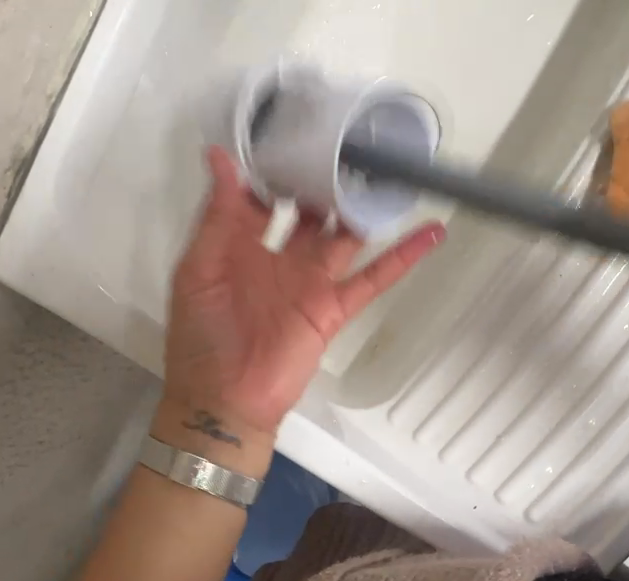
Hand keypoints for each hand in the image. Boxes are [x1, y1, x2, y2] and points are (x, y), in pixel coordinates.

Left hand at [157, 146, 445, 465]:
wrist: (225, 400)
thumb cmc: (201, 338)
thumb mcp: (197, 269)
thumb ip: (216, 215)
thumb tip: (221, 157)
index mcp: (239, 246)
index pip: (260, 196)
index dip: (272, 168)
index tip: (288, 132)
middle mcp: (278, 259)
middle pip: (307, 211)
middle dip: (321, 181)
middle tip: (342, 144)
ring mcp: (309, 283)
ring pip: (343, 237)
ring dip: (361, 209)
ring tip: (386, 170)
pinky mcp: (333, 309)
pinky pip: (373, 279)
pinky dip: (403, 258)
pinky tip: (431, 232)